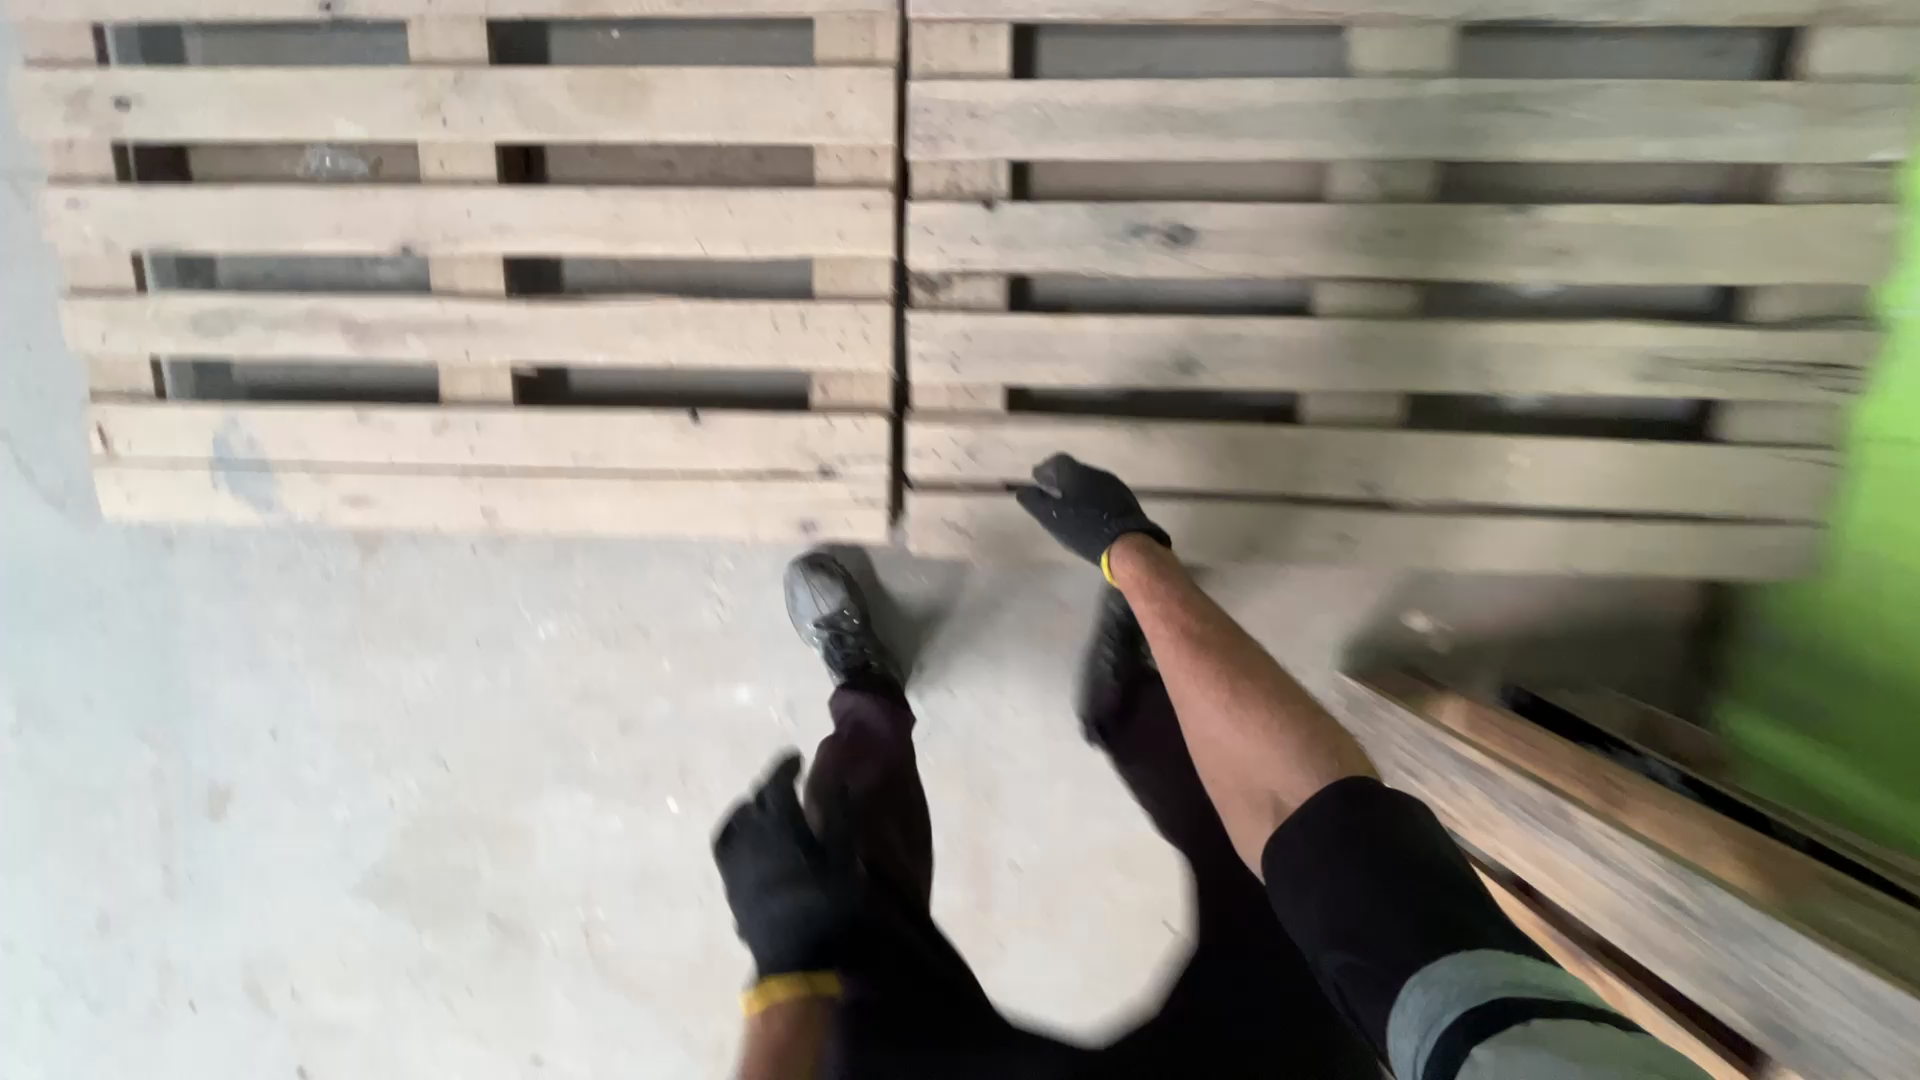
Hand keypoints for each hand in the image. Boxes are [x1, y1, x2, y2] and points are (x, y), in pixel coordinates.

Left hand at [713, 753, 861, 978]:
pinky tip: (747, 841)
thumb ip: (839, 813)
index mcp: (779, 825)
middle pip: (754, 801)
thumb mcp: (844, 854)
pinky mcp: (731, 888)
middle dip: (769, 786)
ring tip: (762, 808)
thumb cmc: (830, 903)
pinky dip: (735, 834)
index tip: (796, 757)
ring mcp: (735, 865)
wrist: (801, 960)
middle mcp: (750, 838)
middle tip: (786, 782)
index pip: (775, 783)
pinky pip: (726, 849)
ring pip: (734, 824)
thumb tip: (836, 778)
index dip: (784, 767)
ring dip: (749, 809)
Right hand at [1014, 453, 1170, 564]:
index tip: (1037, 478)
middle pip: (1074, 469)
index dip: (1045, 469)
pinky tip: (1090, 511)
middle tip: (1051, 490)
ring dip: (1078, 488)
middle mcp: (1094, 472)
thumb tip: (1022, 491)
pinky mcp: (1125, 498)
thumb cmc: (1083, 528)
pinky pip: (1102, 492)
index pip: (1056, 461)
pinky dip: (1092, 497)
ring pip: (1089, 481)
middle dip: (1061, 478)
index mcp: (1075, 473)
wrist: (1126, 541)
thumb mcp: (1051, 517)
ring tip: (1070, 502)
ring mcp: (1113, 484)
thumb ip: (1034, 501)